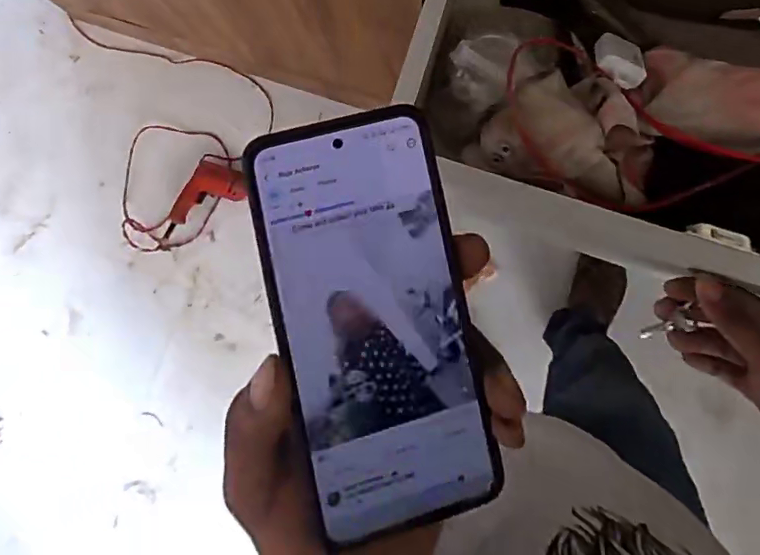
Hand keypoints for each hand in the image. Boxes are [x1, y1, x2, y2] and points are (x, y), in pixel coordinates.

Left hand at [224, 234, 523, 553]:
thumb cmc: (288, 522)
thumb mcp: (253, 483)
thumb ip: (249, 434)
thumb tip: (272, 368)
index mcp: (328, 359)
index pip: (356, 296)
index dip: (387, 259)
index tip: (417, 237)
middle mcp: (372, 363)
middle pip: (414, 307)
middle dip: (450, 276)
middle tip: (477, 264)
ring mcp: (413, 394)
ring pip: (454, 349)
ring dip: (487, 358)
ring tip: (503, 403)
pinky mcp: (447, 430)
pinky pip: (479, 400)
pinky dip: (501, 402)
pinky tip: (510, 430)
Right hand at [654, 273, 759, 419]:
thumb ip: (737, 326)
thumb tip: (704, 282)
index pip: (740, 300)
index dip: (704, 290)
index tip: (668, 289)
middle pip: (733, 320)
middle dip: (696, 313)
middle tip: (660, 313)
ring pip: (729, 345)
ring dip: (699, 337)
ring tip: (670, 338)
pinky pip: (733, 370)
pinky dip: (710, 361)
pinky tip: (690, 359)